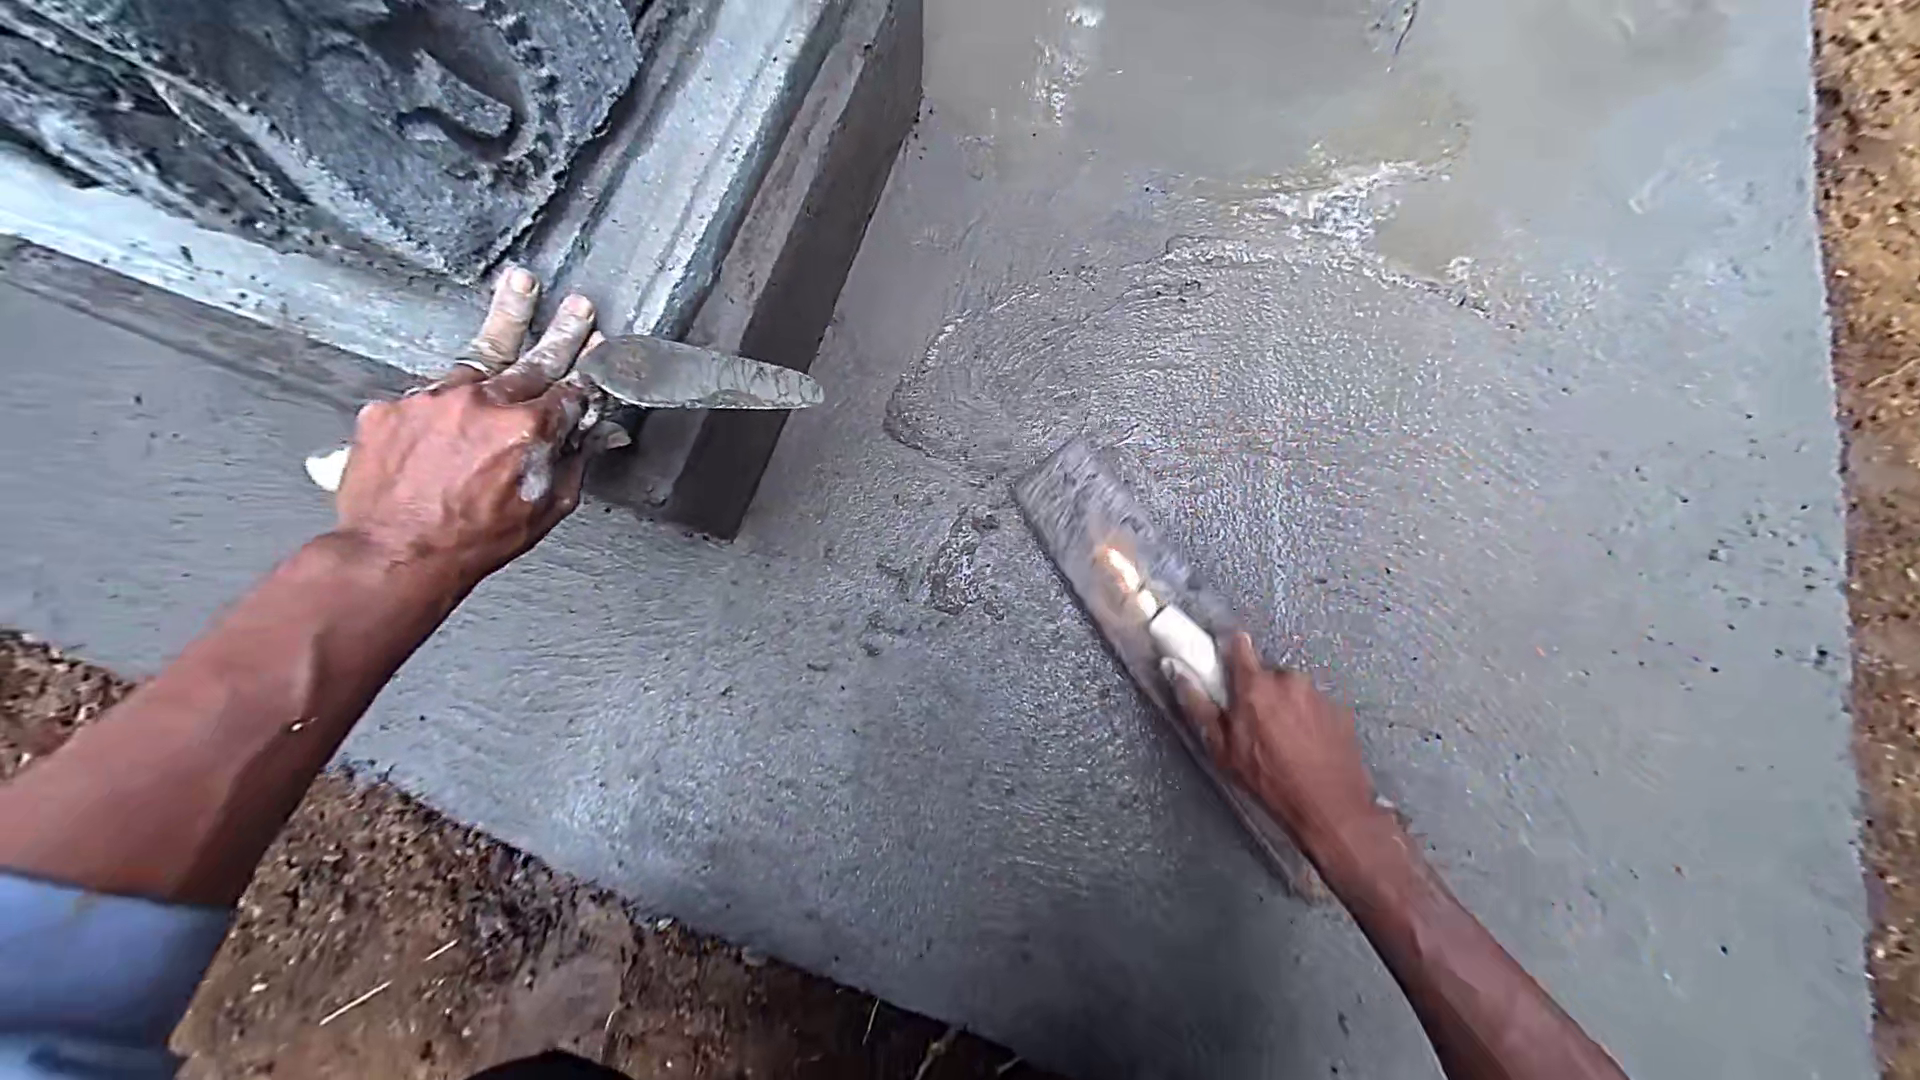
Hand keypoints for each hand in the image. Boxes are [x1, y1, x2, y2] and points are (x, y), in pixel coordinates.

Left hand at [335, 266, 614, 589]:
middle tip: (578, 307)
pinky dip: (452, 392)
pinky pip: (432, 390)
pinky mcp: (392, 406)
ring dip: (506, 329)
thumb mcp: (549, 505)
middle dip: (562, 332)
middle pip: (533, 360)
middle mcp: (481, 404)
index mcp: (528, 430)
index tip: (600, 352)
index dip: (590, 372)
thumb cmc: (477, 536)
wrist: (397, 552)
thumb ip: (574, 460)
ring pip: (479, 361)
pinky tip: (460, 393)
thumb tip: (598, 435)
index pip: (571, 392)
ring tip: (521, 291)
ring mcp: (432, 400)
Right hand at [1170, 634, 1379, 849]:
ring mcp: (1319, 694)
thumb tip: (1177, 671)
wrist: (1330, 808)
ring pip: (1293, 690)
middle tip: (1256, 723)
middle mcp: (1288, 680)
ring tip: (1285, 739)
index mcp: (1255, 685)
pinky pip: (1316, 705)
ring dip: (1286, 705)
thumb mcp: (1221, 748)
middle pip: (1267, 674)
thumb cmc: (1268, 779)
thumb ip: (1198, 705)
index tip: (1228, 661)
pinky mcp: (1341, 710)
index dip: (1232, 650)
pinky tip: (1307, 745)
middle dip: (1260, 691)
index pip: (1239, 647)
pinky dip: (1309, 718)